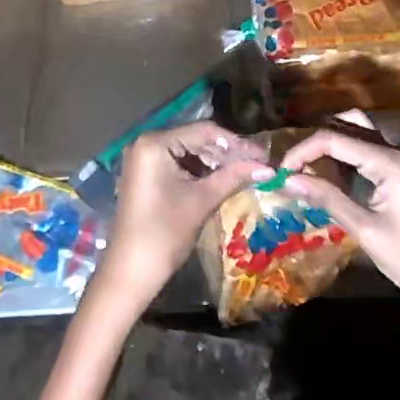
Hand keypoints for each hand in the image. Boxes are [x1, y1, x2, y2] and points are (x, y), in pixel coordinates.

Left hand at [99, 122, 269, 306]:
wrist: (132, 269)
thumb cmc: (166, 232)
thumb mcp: (202, 200)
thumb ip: (234, 176)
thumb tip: (267, 167)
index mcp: (155, 143)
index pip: (203, 131)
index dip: (236, 143)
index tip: (263, 156)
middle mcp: (145, 142)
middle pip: (194, 138)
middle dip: (226, 153)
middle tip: (257, 166)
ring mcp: (142, 158)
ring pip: (186, 151)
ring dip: (214, 162)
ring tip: (244, 173)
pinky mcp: (144, 173)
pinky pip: (176, 163)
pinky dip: (198, 170)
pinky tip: (220, 180)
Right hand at [279, 112, 399, 320]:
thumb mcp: (365, 230)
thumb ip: (326, 198)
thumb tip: (286, 179)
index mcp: (389, 161)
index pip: (332, 138)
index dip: (301, 150)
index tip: (280, 172)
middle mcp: (396, 151)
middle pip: (346, 124)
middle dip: (314, 140)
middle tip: (292, 165)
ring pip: (357, 133)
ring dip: (329, 144)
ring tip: (306, 168)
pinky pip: (366, 150)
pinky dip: (343, 155)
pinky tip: (330, 176)